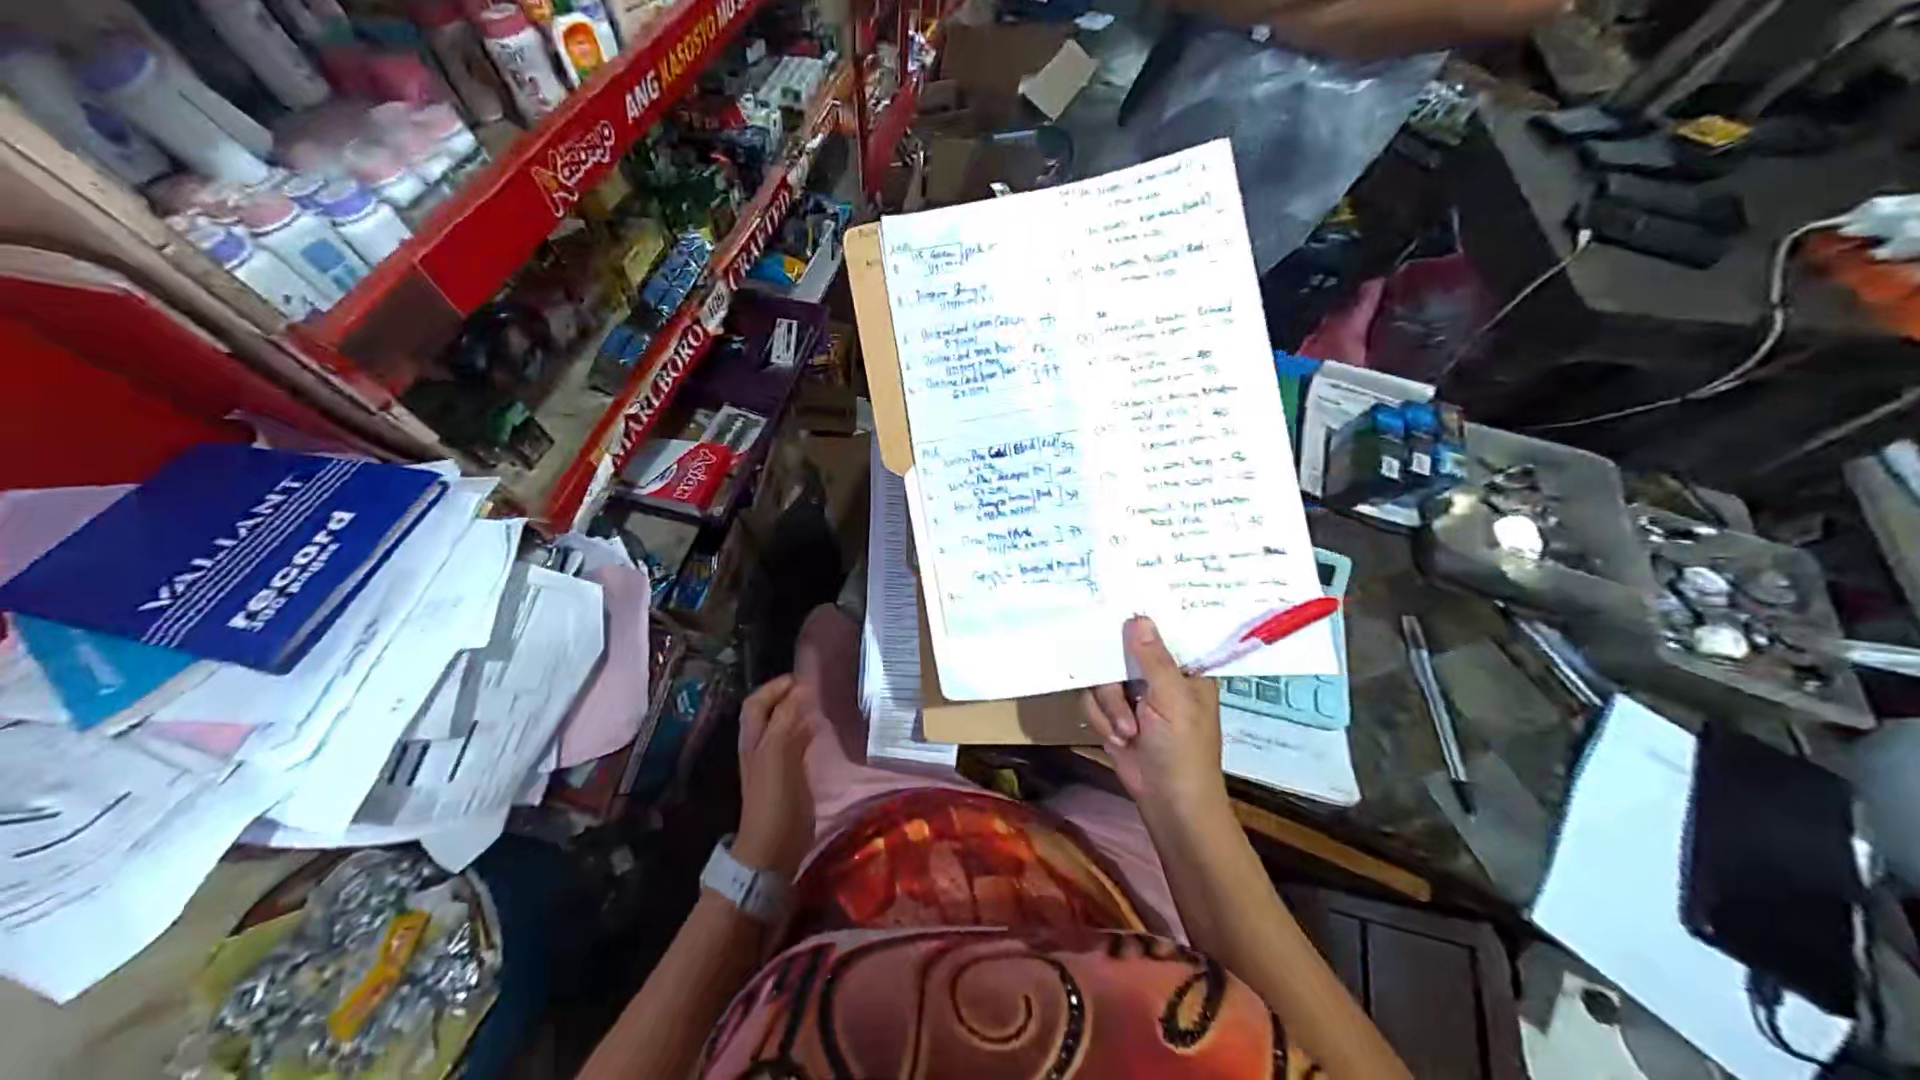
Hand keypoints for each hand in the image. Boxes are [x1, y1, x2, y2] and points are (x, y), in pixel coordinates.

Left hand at [732, 674, 816, 878]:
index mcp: (753, 738)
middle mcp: (760, 746)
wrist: (773, 848)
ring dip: (799, 713)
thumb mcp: (777, 754)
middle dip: (788, 696)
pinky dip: (807, 732)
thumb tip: (801, 688)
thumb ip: (786, 719)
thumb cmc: (773, 799)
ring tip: (822, 704)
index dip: (775, 686)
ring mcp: (774, 763)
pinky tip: (823, 732)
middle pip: (769, 712)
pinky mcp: (789, 777)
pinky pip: (796, 746)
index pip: (758, 701)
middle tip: (815, 689)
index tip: (803, 679)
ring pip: (784, 727)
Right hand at [1080, 617, 1226, 817]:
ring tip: (1128, 732)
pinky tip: (1118, 739)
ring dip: (1110, 708)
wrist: (1168, 803)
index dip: (1137, 624)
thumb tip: (1138, 617)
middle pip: (1118, 652)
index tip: (1113, 613)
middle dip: (1116, 685)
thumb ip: (1153, 659)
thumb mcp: (1173, 700)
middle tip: (1128, 705)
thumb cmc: (1183, 750)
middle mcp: (1156, 676)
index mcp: (1183, 667)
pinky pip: (1091, 700)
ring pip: (1100, 678)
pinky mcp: (1113, 713)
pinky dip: (1101, 721)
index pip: (1158, 632)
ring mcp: (1133, 695)